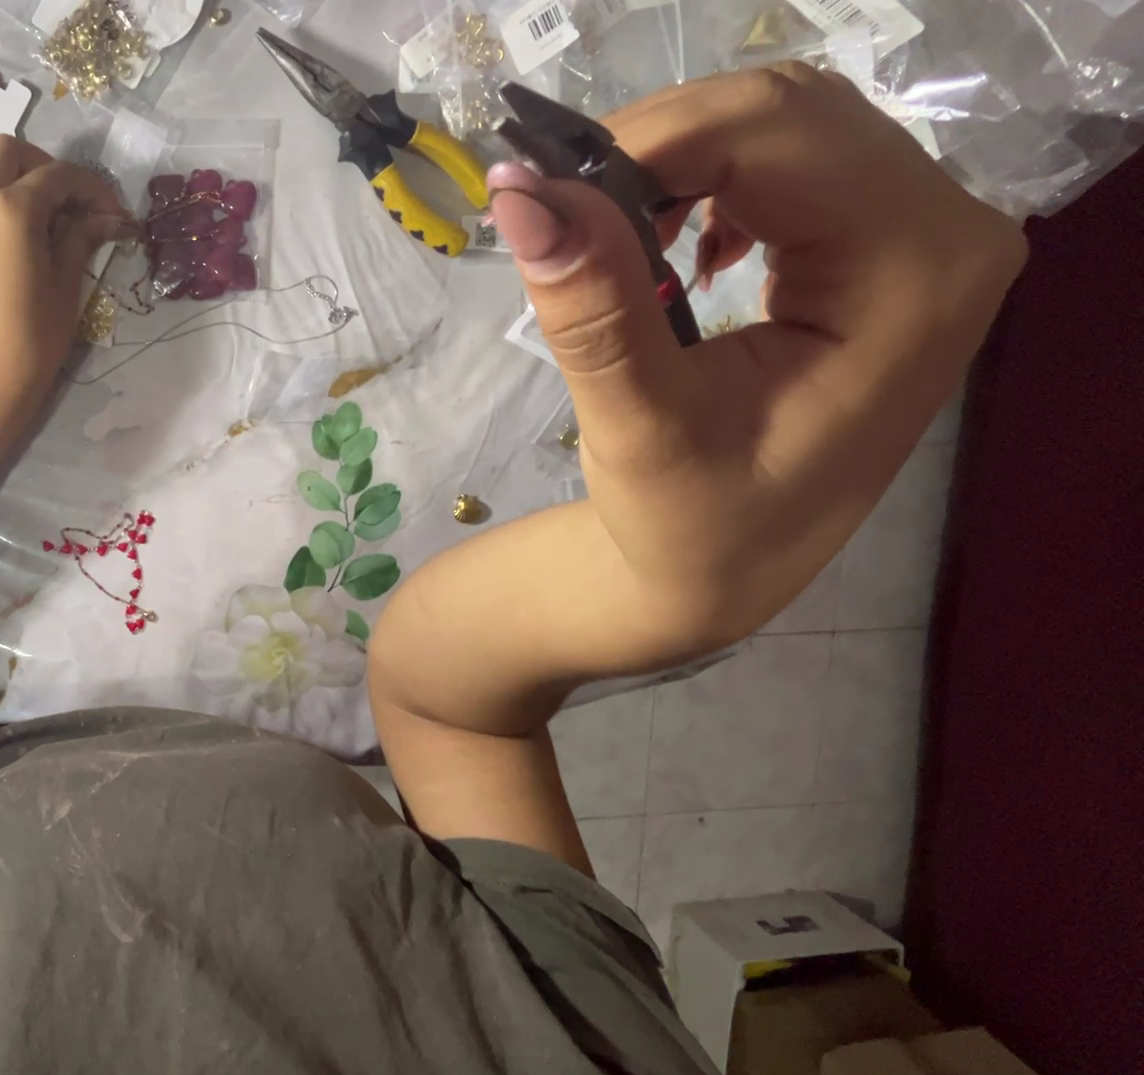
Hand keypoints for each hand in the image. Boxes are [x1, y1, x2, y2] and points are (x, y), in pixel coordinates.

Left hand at [0, 135, 129, 468]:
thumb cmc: (33, 338)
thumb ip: (82, 237)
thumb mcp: (66, 284)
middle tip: (70, 202)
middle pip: (9, 151)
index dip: (92, 189)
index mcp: (11, 209)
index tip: (113, 214)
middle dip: (44, 167)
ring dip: (9, 179)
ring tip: (35, 216)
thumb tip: (108, 217)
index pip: (58, 176)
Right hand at [487, 63, 1026, 643]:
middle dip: (654, 147)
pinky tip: (665, 247)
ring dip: (670, 166)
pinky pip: (784, 167)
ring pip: (781, 131)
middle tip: (553, 209)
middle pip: (787, 116)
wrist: (719, 572)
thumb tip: (522, 200)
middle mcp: (939, 233)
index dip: (648, 142)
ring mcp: (912, 238)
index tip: (535, 190)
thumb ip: (594, 311)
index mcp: (911, 274)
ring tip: (597, 236)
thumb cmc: (688, 523)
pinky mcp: (873, 251)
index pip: (779, 136)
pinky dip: (700, 185)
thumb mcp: (638, 427)